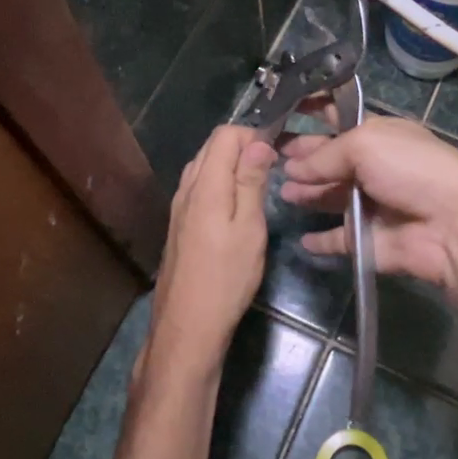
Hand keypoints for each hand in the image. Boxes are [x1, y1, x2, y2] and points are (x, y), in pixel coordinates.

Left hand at [145, 125, 276, 380]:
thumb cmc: (227, 277)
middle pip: (212, 146)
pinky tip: (236, 203)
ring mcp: (179, 206)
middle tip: (273, 166)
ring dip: (230, 163)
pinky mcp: (178, 223)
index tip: (278, 151)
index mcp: (206, 184)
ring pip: (204, 165)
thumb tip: (258, 142)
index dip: (254, 134)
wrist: (188, 324)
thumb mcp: (249, 228)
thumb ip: (251, 182)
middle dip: (243, 145)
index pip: (226, 134)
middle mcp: (187, 188)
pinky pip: (199, 185)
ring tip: (259, 182)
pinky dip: (219, 181)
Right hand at [281, 115, 457, 290]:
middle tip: (269, 156)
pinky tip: (301, 238)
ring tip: (280, 192)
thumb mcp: (365, 144)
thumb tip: (292, 168)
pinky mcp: (369, 240)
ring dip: (307, 194)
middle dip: (302, 155)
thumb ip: (324, 155)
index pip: (340, 115)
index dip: (313, 110)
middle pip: (330, 158)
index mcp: (378, 133)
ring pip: (331, 197)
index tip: (281, 110)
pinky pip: (339, 239)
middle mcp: (375, 165)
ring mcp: (372, 204)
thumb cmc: (411, 169)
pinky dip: (321, 240)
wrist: (453, 225)